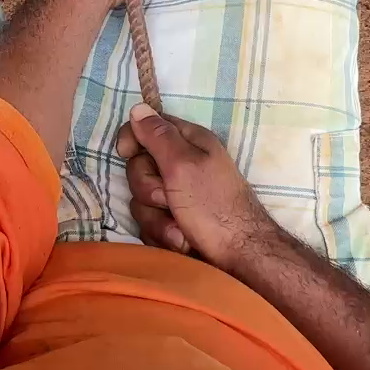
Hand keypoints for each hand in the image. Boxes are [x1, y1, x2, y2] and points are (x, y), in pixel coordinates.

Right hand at [115, 103, 286, 272]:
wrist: (242, 260)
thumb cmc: (215, 207)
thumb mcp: (184, 165)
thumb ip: (158, 136)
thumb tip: (138, 108)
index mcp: (188, 142)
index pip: (145, 127)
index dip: (132, 139)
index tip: (127, 153)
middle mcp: (182, 165)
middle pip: (138, 167)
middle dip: (149, 188)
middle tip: (169, 199)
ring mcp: (178, 196)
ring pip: (142, 200)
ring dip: (157, 218)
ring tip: (180, 228)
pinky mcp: (174, 221)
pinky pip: (150, 223)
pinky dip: (162, 234)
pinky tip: (181, 241)